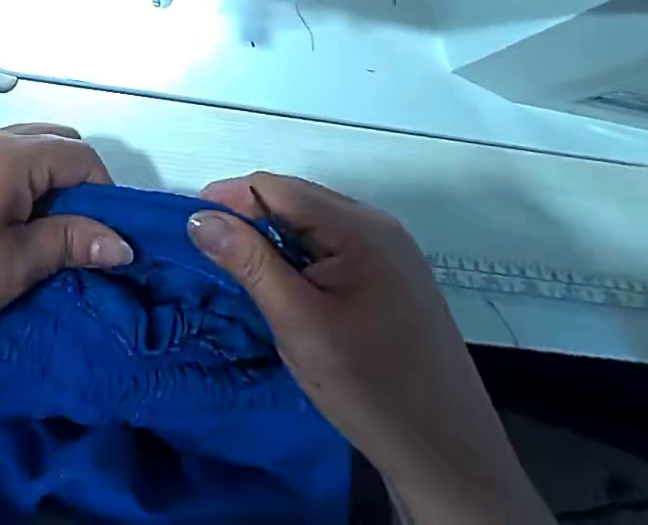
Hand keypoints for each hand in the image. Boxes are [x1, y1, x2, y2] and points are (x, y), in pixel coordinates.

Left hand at [0, 123, 131, 376]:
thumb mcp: (15, 264)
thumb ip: (71, 241)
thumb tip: (124, 243)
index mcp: (8, 153)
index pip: (79, 155)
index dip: (105, 195)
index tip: (108, 240)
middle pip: (52, 142)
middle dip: (77, 182)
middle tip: (79, 235)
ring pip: (21, 151)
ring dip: (45, 183)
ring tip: (45, 235)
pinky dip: (15, 186)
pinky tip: (7, 227)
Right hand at [188, 172, 549, 524]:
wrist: (449, 460)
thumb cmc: (369, 386)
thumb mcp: (296, 320)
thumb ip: (246, 260)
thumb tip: (198, 218)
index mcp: (360, 229)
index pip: (274, 187)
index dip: (229, 201)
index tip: (197, 235)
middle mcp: (377, 226)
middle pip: (291, 198)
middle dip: (248, 219)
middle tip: (220, 260)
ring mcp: (389, 250)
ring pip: (307, 220)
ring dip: (271, 239)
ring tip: (250, 277)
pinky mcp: (390, 274)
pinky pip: (328, 243)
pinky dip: (297, 255)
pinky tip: (288, 288)